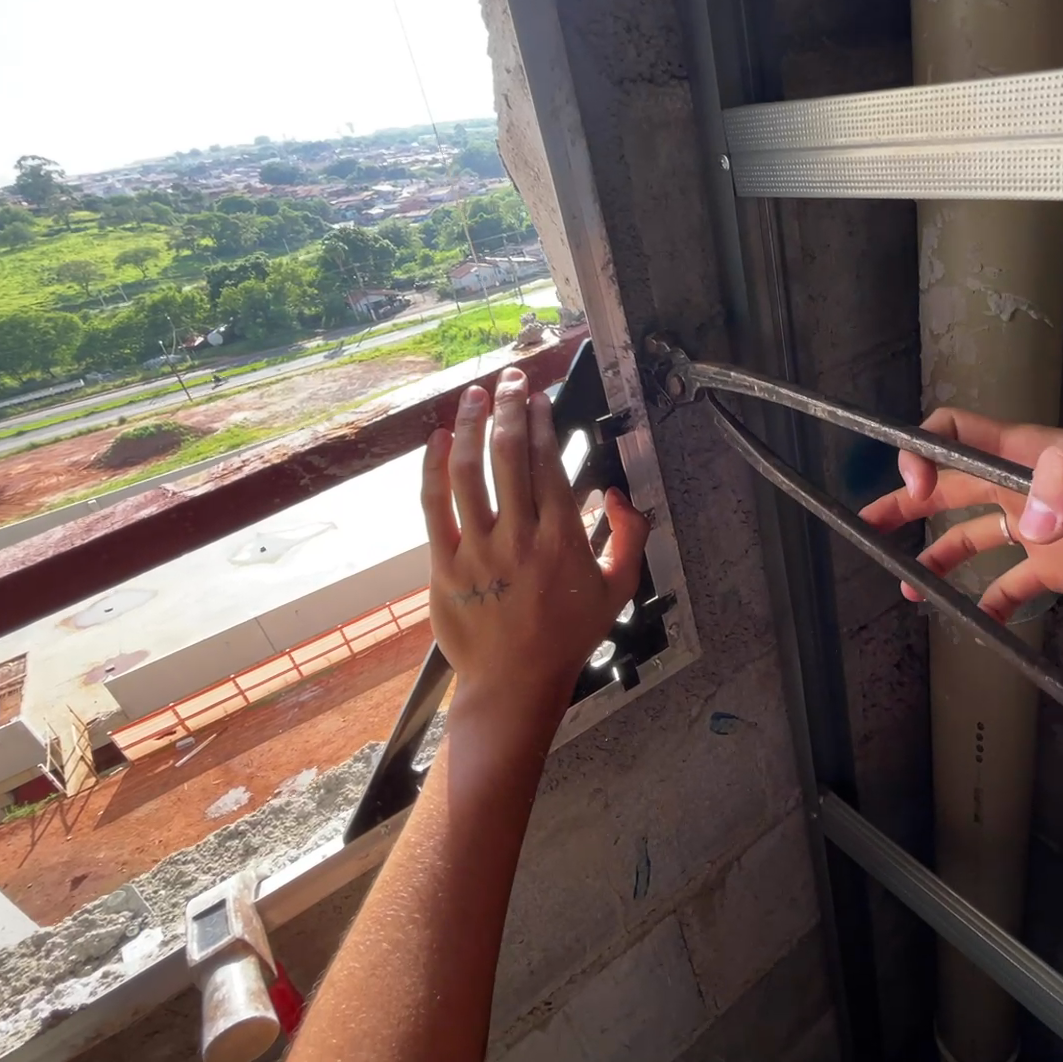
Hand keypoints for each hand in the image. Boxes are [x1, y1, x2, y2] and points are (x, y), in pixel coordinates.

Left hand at [421, 367, 648, 729]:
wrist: (516, 682)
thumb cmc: (570, 636)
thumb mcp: (619, 590)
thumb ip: (629, 538)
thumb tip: (615, 494)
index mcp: (562, 539)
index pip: (548, 465)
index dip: (541, 423)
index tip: (537, 398)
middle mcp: (519, 536)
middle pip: (509, 456)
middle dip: (509, 409)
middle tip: (508, 379)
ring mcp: (478, 549)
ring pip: (469, 473)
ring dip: (470, 427)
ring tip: (473, 395)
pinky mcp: (445, 564)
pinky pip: (435, 507)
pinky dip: (433, 469)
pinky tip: (437, 440)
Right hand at [858, 409, 1062, 620]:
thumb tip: (1029, 521)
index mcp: (1034, 454)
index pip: (960, 435)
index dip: (925, 450)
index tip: (914, 483)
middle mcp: (1025, 488)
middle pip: (949, 485)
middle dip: (905, 500)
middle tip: (867, 523)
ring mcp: (1039, 529)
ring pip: (968, 537)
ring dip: (933, 554)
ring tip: (905, 584)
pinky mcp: (1057, 569)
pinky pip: (1007, 585)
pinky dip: (984, 600)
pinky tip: (968, 617)